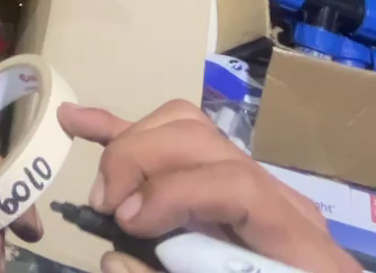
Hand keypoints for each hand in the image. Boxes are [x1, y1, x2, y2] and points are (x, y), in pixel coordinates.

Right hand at [57, 100, 361, 272]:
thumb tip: (112, 256)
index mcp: (302, 247)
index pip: (236, 182)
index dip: (173, 193)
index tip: (129, 225)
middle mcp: (281, 201)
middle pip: (202, 139)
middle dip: (141, 161)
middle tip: (105, 207)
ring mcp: (249, 185)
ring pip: (184, 124)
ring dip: (131, 145)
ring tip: (104, 193)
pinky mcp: (216, 183)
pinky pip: (168, 141)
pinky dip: (119, 129)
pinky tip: (73, 120)